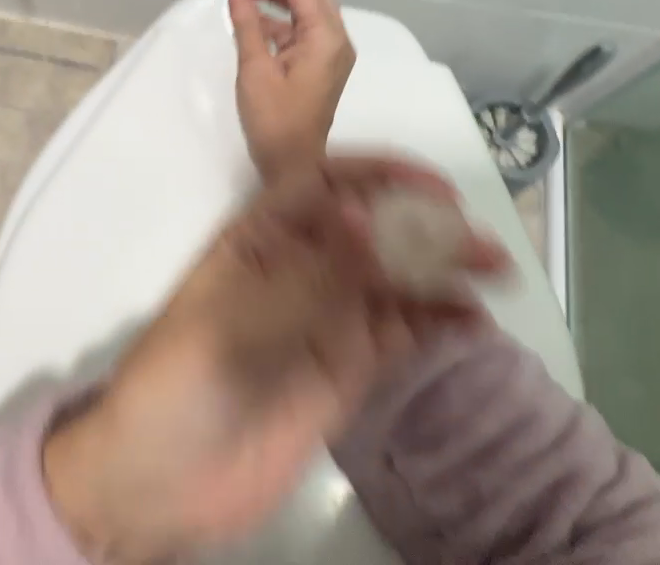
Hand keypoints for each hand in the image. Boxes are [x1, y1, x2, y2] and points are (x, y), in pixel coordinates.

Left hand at [43, 157, 509, 562]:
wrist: (163, 482)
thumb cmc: (178, 385)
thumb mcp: (235, 325)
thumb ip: (308, 278)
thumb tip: (367, 216)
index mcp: (256, 240)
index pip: (320, 184)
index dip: (375, 176)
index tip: (435, 189)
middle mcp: (296, 268)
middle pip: (368, 229)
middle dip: (422, 224)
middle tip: (481, 241)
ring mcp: (324, 317)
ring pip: (392, 277)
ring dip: (442, 269)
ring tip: (495, 272)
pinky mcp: (346, 367)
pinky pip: (399, 331)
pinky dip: (438, 321)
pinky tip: (474, 323)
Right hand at [229, 0, 355, 181]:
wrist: (294, 167)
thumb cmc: (274, 120)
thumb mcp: (254, 69)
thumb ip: (247, 24)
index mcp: (327, 39)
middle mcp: (337, 41)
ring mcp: (331, 54)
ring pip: (308, 10)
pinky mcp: (321, 66)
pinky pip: (303, 29)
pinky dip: (280, 18)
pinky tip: (254, 17)